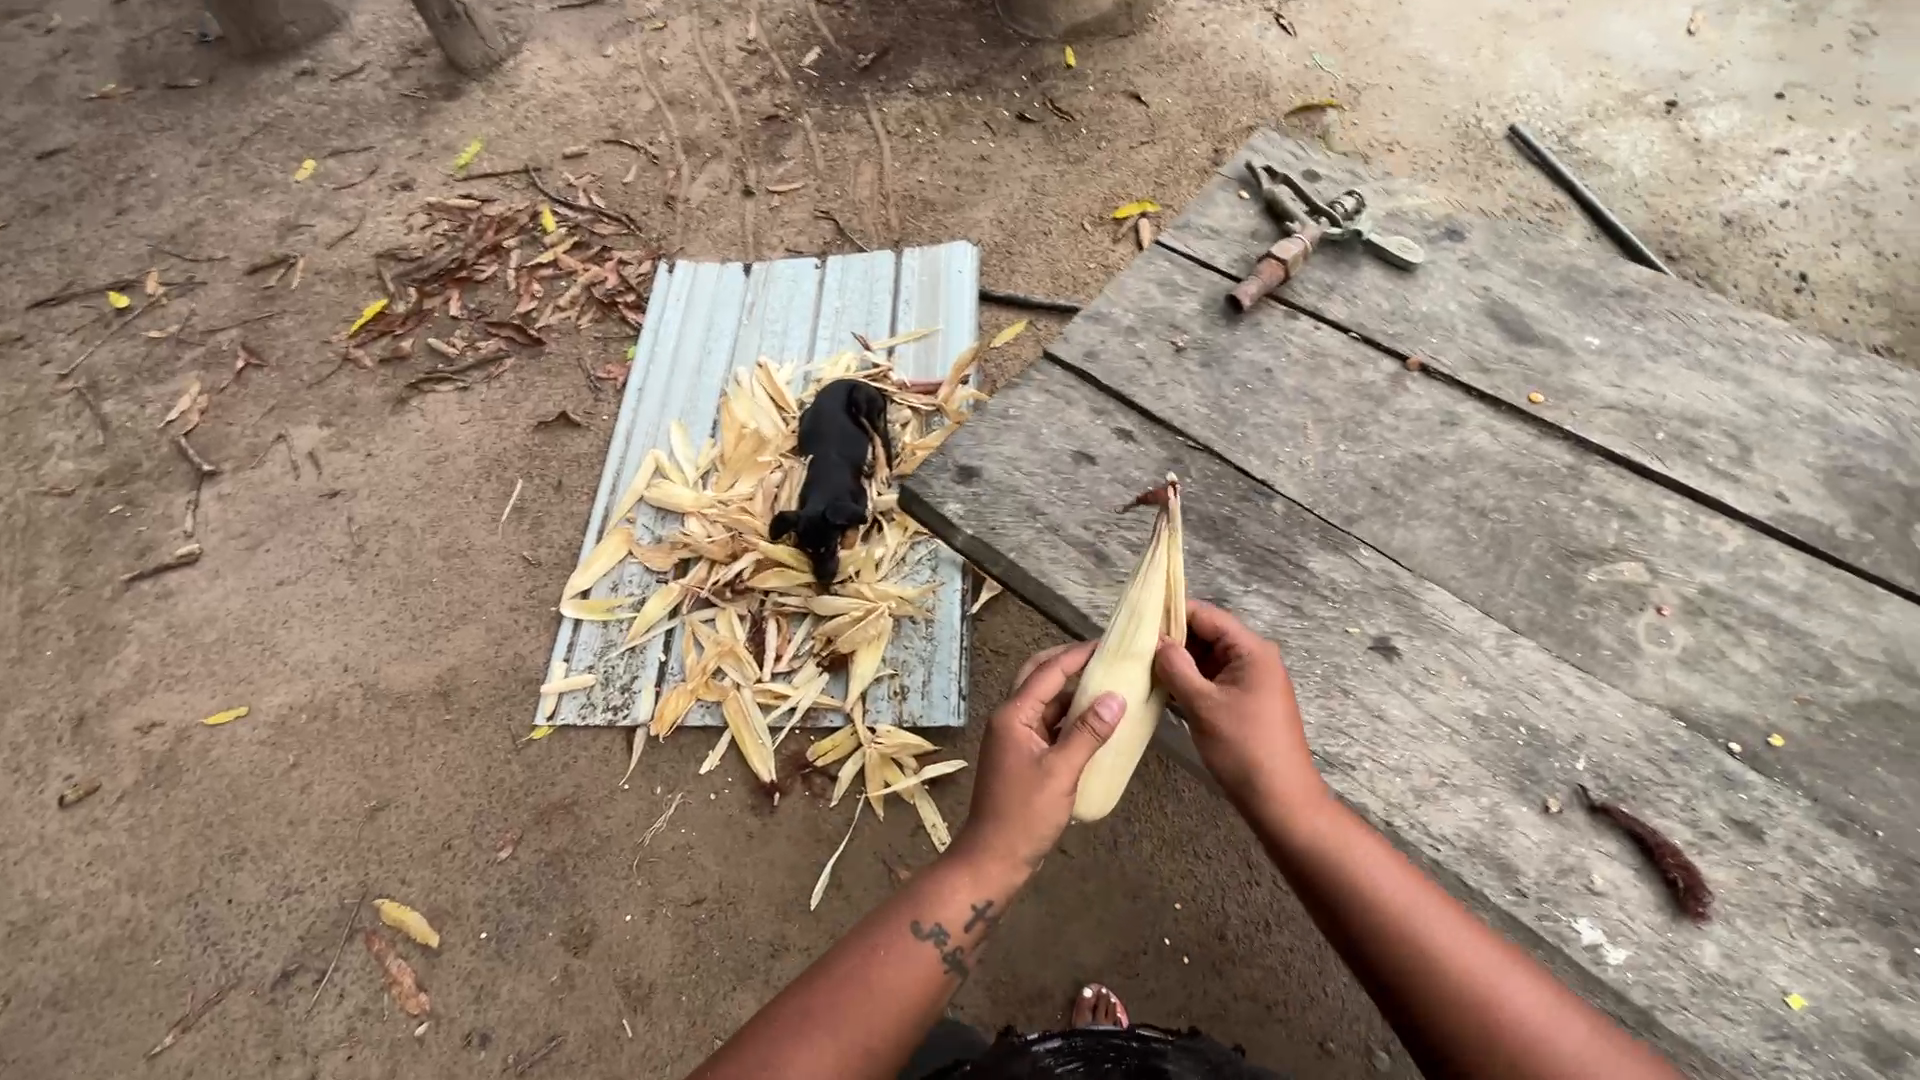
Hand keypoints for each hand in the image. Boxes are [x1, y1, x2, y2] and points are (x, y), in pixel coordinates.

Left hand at [954, 641, 1125, 874]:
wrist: (993, 856)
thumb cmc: (1025, 814)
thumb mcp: (1062, 772)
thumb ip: (1088, 733)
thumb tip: (1116, 697)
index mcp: (1013, 714)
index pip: (1049, 671)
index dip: (1078, 654)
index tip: (1108, 643)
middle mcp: (1010, 718)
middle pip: (1040, 677)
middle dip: (1070, 663)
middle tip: (1104, 657)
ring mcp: (1015, 736)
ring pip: (1045, 702)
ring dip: (1073, 693)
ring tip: (1109, 685)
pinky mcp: (1023, 755)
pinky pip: (1048, 725)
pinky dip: (1070, 719)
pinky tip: (1096, 723)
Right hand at [1153, 601, 1326, 813]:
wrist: (1280, 799)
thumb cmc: (1243, 748)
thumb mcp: (1203, 705)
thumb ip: (1176, 667)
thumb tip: (1155, 641)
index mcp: (1251, 650)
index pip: (1206, 615)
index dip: (1172, 613)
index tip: (1137, 619)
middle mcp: (1252, 657)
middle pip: (1205, 634)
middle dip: (1171, 638)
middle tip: (1132, 644)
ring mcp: (1248, 679)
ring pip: (1205, 657)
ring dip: (1177, 660)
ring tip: (1139, 663)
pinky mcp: (1242, 699)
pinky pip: (1210, 678)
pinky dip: (1187, 679)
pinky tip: (1159, 685)